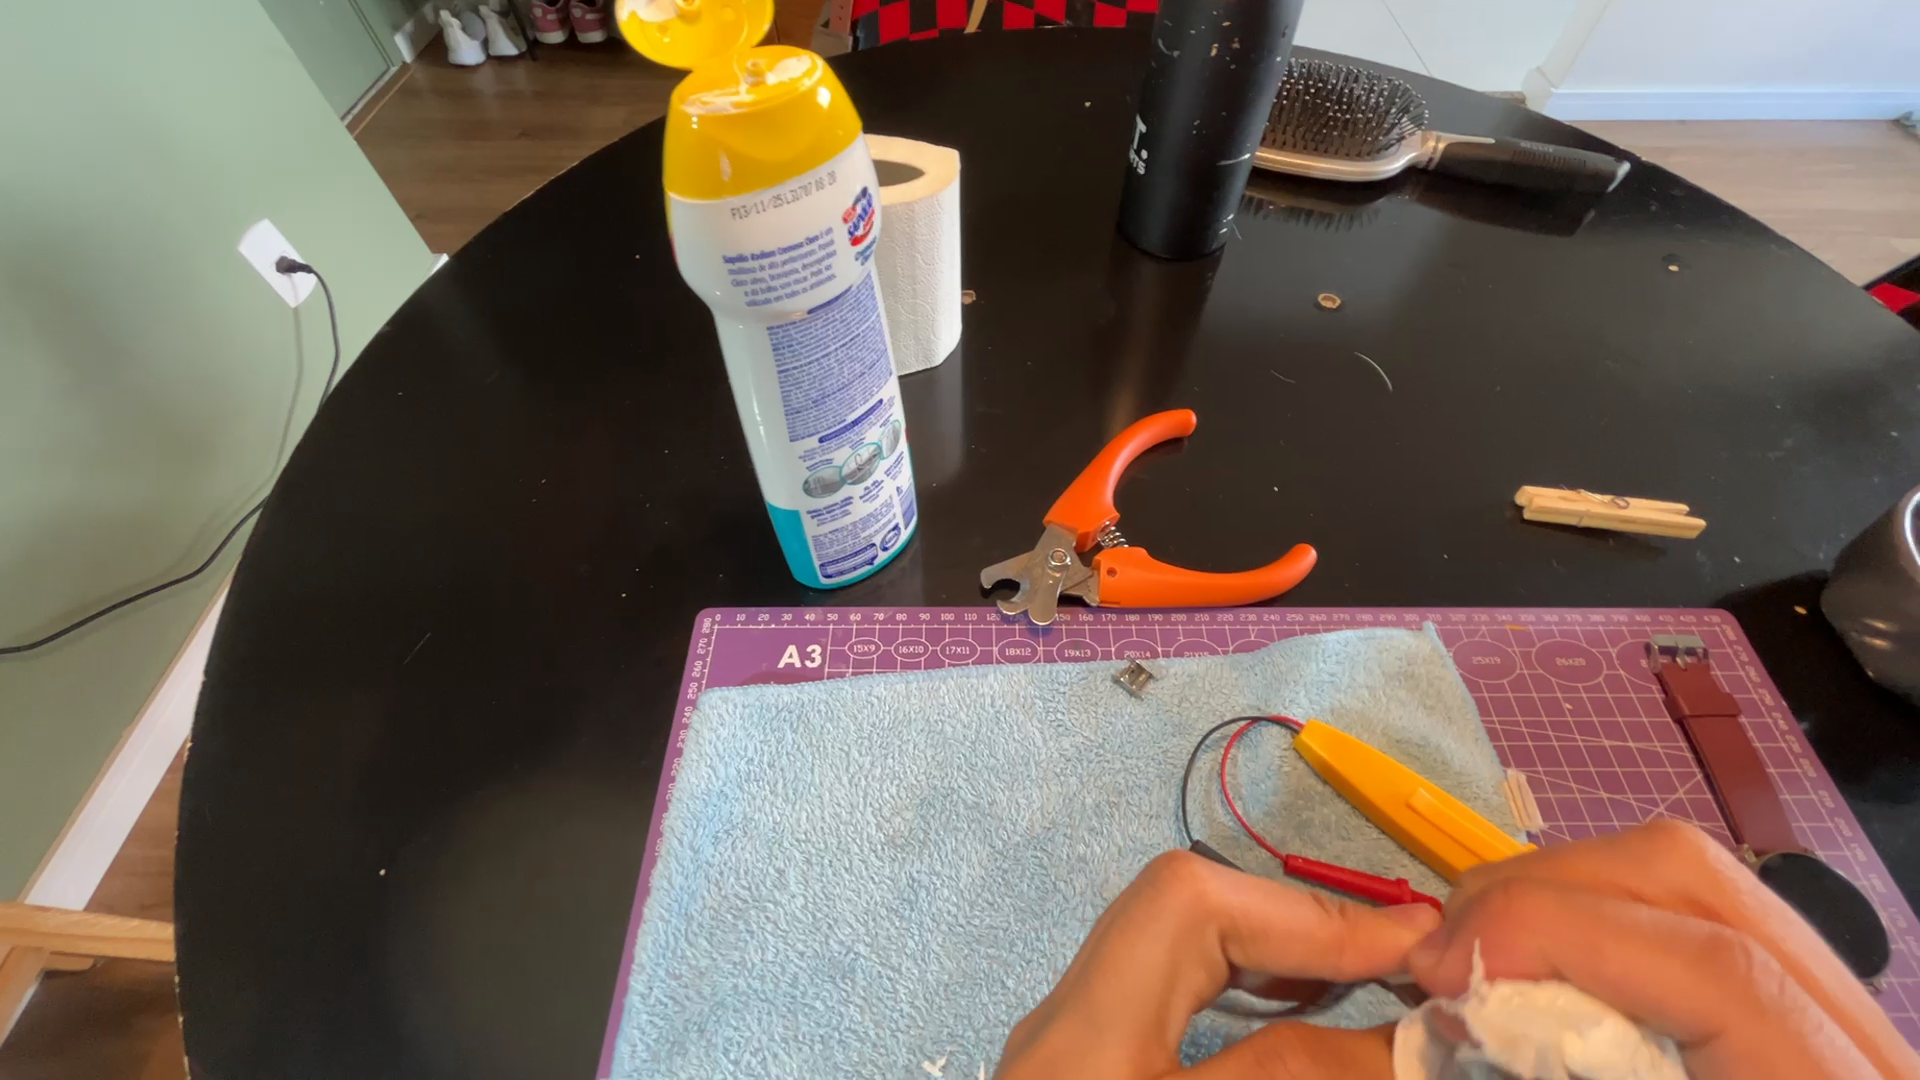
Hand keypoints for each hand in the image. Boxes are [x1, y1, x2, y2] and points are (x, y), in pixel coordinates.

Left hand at [996, 850, 1439, 1078]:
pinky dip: (1236, 972)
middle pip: (1177, 905)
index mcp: (1087, 1038)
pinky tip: (1294, 1003)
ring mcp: (1069, 1035)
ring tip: (1367, 969)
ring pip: (1167, 933)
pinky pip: (1162, 976)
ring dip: (1271, 936)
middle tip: (1403, 951)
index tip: (1421, 943)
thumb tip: (1407, 1038)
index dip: (1315, 924)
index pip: (1196, 922)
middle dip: (1294, 913)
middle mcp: (1066, 1018)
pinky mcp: (1089, 1052)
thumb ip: (1299, 1074)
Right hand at [1406, 820, 1919, 1079]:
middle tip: (1450, 958)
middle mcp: (1869, 1048)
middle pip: (1684, 879)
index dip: (1555, 936)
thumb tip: (1437, 1003)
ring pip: (1666, 867)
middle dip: (1531, 892)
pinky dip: (1567, 904)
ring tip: (1478, 952)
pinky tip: (1529, 957)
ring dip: (1539, 889)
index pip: (1722, 973)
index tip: (1443, 976)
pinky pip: (1659, 898)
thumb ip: (1538, 1065)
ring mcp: (1836, 1005)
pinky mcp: (1786, 987)